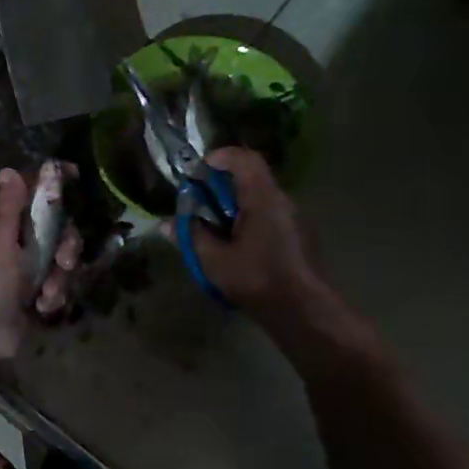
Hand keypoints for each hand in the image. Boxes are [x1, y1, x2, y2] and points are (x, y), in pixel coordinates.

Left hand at [0, 166, 81, 361]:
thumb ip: (9, 209)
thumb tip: (9, 169)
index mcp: (6, 230)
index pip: (33, 198)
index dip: (53, 187)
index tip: (76, 177)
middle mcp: (18, 247)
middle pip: (58, 232)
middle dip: (66, 248)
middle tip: (64, 262)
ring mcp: (27, 273)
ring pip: (62, 262)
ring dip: (59, 280)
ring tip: (45, 296)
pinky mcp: (35, 296)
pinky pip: (58, 287)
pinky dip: (53, 298)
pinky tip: (41, 309)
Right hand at [166, 147, 327, 324]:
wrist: (303, 310)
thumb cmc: (257, 280)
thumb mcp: (214, 260)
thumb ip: (190, 237)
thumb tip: (165, 224)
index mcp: (263, 198)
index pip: (244, 158)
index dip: (219, 157)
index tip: (198, 172)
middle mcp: (283, 201)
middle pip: (252, 178)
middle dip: (222, 187)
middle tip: (200, 205)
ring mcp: (295, 219)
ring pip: (261, 199)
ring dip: (236, 207)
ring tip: (215, 230)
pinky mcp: (299, 237)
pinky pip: (270, 217)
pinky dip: (250, 221)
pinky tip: (238, 248)